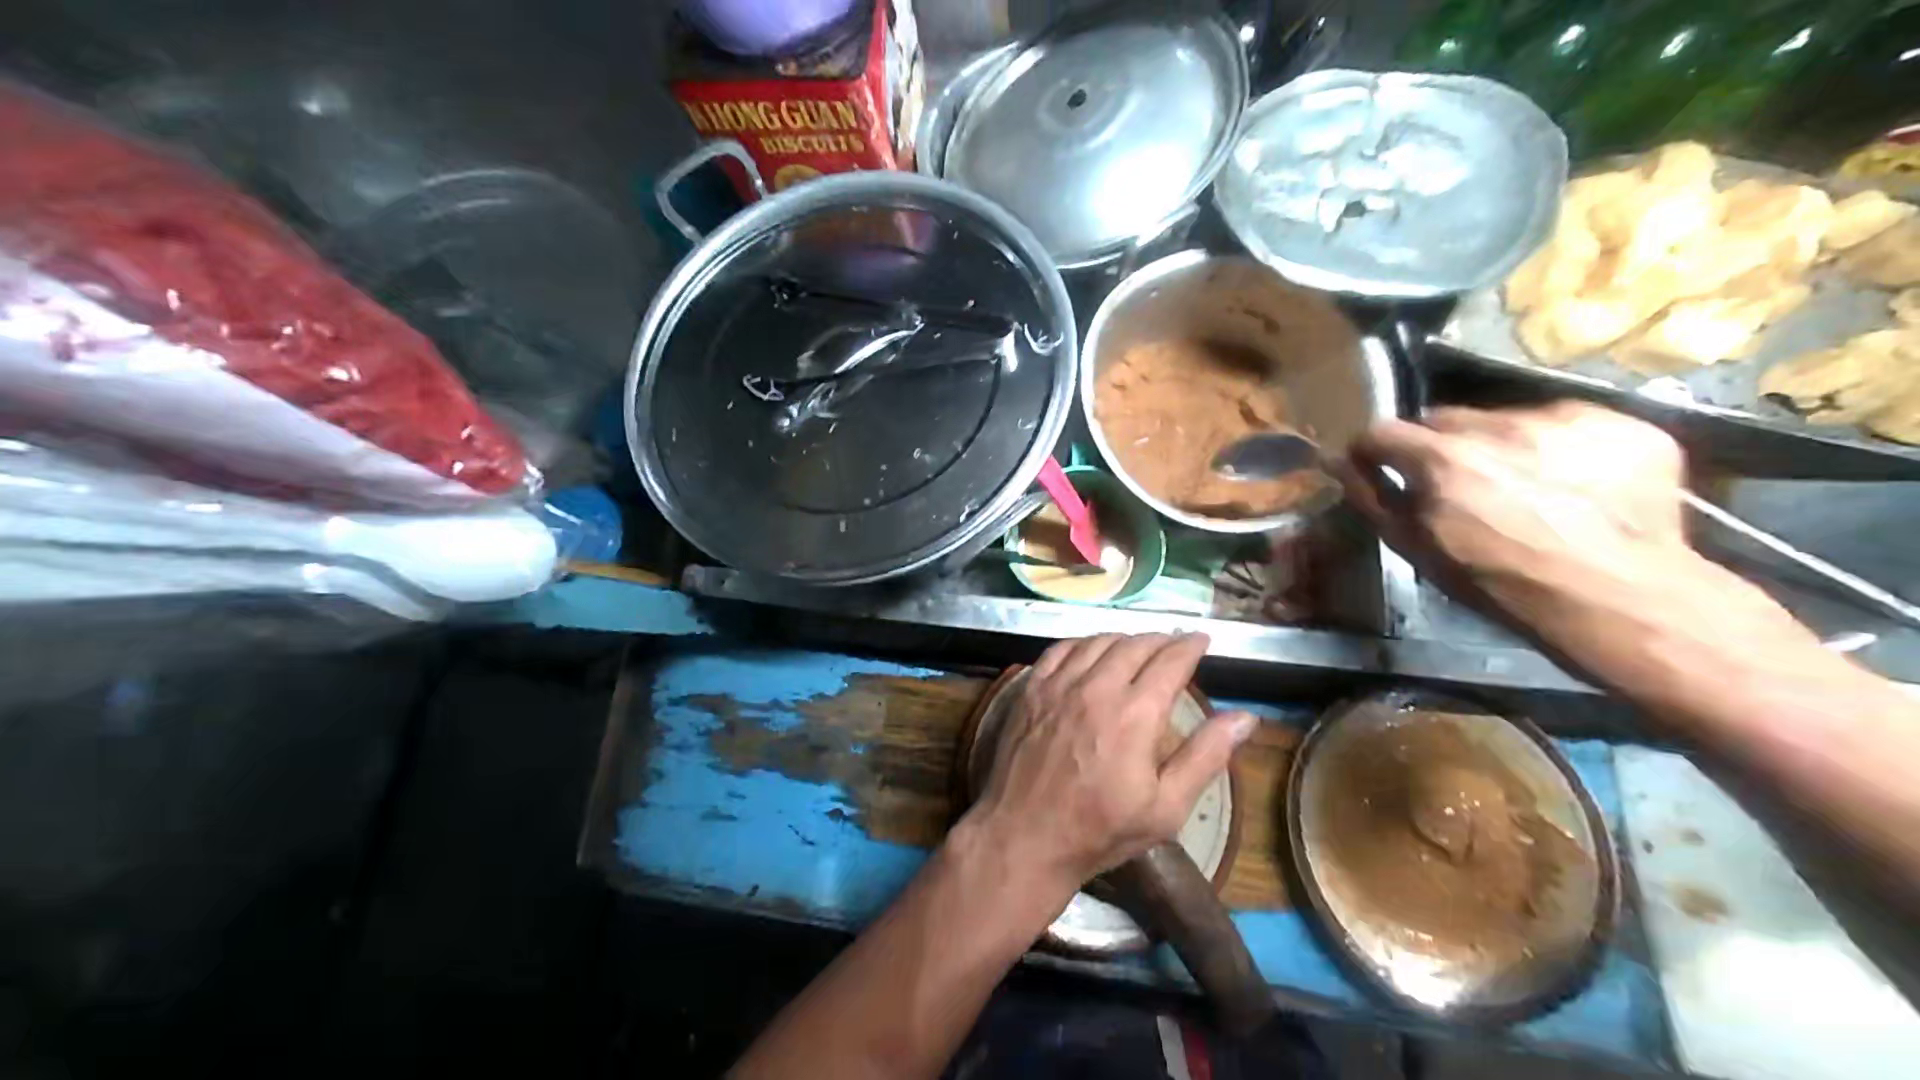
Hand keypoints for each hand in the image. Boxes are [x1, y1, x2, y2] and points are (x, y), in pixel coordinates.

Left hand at [965, 633, 1258, 891]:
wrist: (1025, 837)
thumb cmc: (1100, 830)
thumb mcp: (1166, 807)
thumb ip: (1206, 757)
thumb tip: (1246, 718)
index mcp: (1134, 713)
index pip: (1170, 661)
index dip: (1190, 647)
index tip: (1201, 640)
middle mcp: (1096, 687)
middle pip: (1134, 645)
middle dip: (1160, 640)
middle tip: (1173, 645)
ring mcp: (1058, 685)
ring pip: (1097, 642)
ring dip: (1124, 639)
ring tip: (1138, 646)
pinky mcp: (1031, 690)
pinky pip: (1060, 650)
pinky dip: (1083, 643)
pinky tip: (1091, 650)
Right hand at [1340, 403, 1817, 688]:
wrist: (1622, 599)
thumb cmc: (1502, 584)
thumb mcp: (1418, 549)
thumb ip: (1372, 498)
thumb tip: (1338, 461)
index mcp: (1444, 458)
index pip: (1385, 430)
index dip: (1378, 450)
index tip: (1382, 467)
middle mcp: (1502, 425)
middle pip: (1444, 418)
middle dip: (1438, 446)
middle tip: (1456, 483)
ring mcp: (1567, 419)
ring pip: (1505, 417)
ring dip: (1497, 444)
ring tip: (1520, 484)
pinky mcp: (1621, 422)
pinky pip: (1565, 423)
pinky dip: (1556, 446)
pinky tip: (1570, 483)